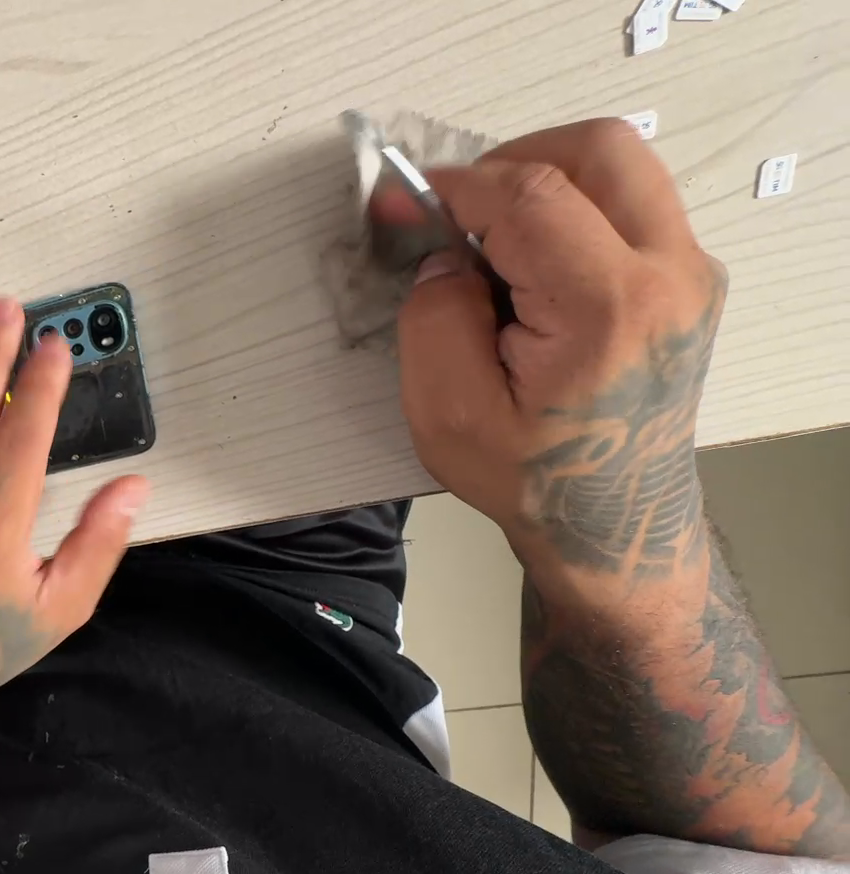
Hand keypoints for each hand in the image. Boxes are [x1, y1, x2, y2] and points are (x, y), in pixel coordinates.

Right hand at [391, 119, 725, 583]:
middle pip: (600, 150)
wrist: (609, 513)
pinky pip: (625, 205)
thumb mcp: (447, 412)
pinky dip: (562, 209)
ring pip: (620, 169)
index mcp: (605, 307)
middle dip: (507, 160)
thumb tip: (444, 260)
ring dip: (537, 181)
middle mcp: (667, 272)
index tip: (396, 199)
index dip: (451, 185)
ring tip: (479, 236)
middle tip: (447, 207)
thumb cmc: (527, 474)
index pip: (529, 198)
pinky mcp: (680, 279)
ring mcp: (686, 271)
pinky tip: (517, 265)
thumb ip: (435, 322)